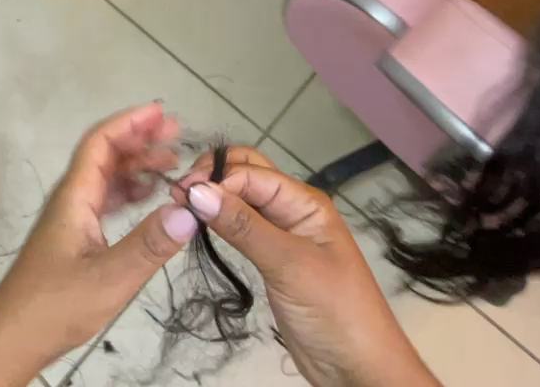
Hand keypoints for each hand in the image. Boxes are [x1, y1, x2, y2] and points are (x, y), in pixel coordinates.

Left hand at [0, 104, 200, 386]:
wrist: (14, 336)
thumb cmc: (56, 304)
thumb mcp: (110, 278)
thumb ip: (149, 245)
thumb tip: (189, 209)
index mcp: (75, 195)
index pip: (101, 142)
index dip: (130, 122)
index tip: (161, 112)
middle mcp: (72, 197)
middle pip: (105, 153)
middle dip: (139, 137)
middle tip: (176, 130)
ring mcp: (72, 216)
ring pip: (106, 175)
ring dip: (137, 163)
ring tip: (173, 161)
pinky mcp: (75, 235)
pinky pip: (106, 198)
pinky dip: (130, 190)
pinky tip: (149, 196)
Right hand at [174, 146, 438, 386]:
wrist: (361, 372)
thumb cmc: (335, 312)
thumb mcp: (288, 265)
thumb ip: (243, 226)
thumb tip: (196, 190)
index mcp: (303, 201)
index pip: (249, 172)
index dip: (214, 178)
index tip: (180, 195)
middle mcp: (290, 209)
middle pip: (244, 174)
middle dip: (211, 177)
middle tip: (178, 196)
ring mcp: (280, 233)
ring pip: (239, 199)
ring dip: (212, 198)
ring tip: (180, 209)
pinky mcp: (270, 258)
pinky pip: (240, 226)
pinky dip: (218, 221)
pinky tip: (198, 227)